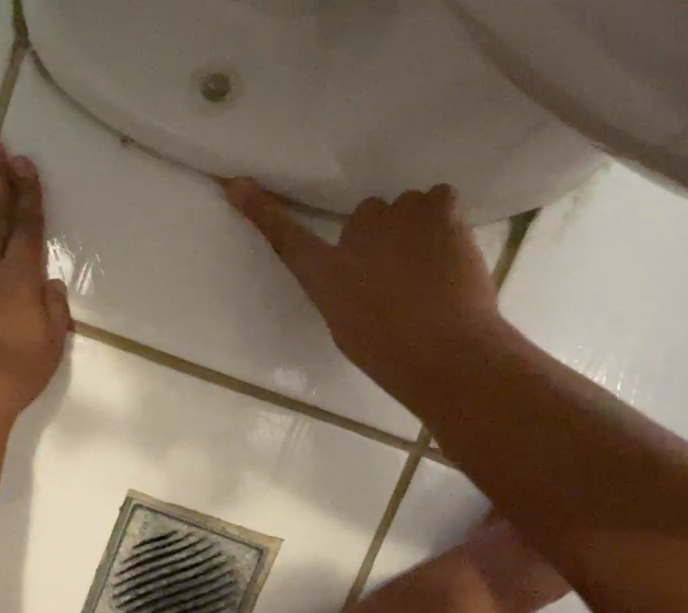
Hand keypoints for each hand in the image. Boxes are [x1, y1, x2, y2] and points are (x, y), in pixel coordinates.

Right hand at [225, 179, 503, 384]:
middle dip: (377, 236)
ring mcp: (398, 217)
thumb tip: (363, 274)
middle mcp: (355, 235)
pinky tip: (449, 248)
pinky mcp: (441, 209)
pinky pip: (439, 198)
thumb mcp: (348, 327)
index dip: (260, 209)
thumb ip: (344, 290)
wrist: (445, 352)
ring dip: (412, 227)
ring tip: (428, 267)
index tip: (237, 185)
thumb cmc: (391, 353)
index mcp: (324, 273)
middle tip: (397, 274)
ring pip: (405, 207)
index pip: (285, 236)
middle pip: (365, 216)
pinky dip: (443, 218)